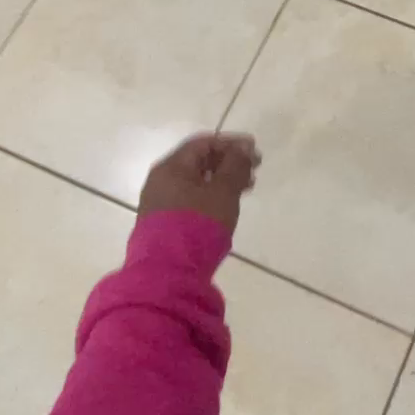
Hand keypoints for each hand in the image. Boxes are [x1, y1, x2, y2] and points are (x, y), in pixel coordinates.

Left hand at [139, 133, 261, 233]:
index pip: (204, 143)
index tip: (255, 150)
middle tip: (253, 170)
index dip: (232, 143)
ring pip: (196, 181)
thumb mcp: (224, 191)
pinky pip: (190, 198)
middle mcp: (161, 180)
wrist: (168, 272)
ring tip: (246, 189)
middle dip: (228, 162)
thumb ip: (236, 165)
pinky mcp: (163, 221)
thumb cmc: (199, 223)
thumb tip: (244, 148)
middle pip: (199, 161)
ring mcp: (159, 202)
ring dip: (222, 180)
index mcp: (172, 167)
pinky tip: (226, 205)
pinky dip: (211, 195)